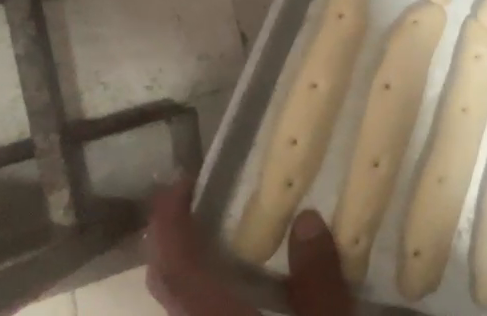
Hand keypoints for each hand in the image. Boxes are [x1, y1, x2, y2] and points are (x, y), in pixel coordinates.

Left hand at [145, 178, 352, 315]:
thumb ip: (319, 279)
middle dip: (170, 238)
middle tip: (193, 195)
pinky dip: (202, 284)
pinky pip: (196, 311)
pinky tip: (236, 276)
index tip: (181, 183)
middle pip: (168, 284)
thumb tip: (306, 218)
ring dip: (186, 262)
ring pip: (179, 301)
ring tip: (214, 227)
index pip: (180, 270)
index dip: (170, 226)